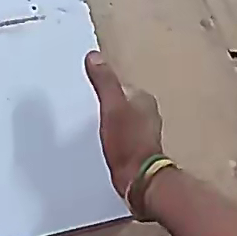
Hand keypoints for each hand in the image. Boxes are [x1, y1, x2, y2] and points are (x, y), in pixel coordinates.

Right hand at [84, 51, 162, 194]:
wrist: (138, 179)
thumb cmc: (127, 142)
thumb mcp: (111, 107)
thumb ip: (104, 82)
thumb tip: (95, 56)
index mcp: (145, 100)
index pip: (120, 87)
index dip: (104, 89)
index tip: (88, 92)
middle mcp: (149, 115)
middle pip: (122, 103)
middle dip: (107, 105)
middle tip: (87, 110)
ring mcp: (144, 134)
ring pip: (123, 121)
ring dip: (110, 123)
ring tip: (93, 128)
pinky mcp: (138, 151)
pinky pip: (122, 137)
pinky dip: (113, 137)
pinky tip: (104, 144)